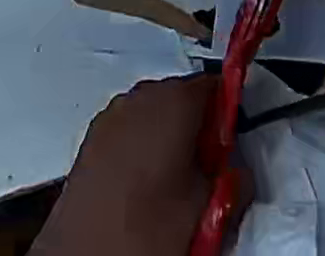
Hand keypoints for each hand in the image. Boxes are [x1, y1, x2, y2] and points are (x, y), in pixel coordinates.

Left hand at [33, 75, 241, 255]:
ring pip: (152, 109)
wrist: (85, 255)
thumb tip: (239, 171)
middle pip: (181, 94)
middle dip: (196, 123)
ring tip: (174, 178)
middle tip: (206, 165)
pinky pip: (128, 126)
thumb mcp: (208, 207)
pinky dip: (140, 142)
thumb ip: (233, 178)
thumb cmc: (148, 227)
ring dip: (166, 132)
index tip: (231, 139)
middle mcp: (141, 95)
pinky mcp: (92, 135)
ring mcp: (112, 112)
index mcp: (174, 100)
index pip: (213, 85)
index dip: (226, 109)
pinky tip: (144, 181)